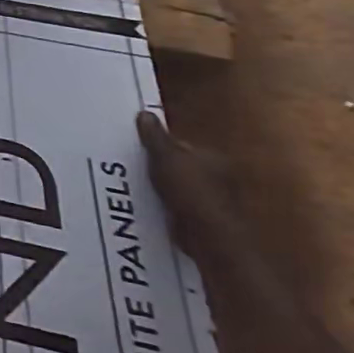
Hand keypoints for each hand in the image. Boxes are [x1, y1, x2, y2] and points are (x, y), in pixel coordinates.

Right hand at [136, 111, 234, 260]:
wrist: (208, 238)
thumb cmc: (190, 191)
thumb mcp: (165, 157)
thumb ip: (154, 136)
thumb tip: (144, 113)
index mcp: (212, 156)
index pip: (183, 145)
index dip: (160, 145)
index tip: (140, 149)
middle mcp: (218, 176)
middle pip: (181, 166)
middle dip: (160, 167)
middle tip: (135, 167)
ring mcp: (213, 201)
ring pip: (179, 188)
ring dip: (162, 189)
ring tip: (137, 188)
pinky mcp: (204, 222)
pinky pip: (179, 208)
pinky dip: (166, 207)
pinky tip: (151, 208)